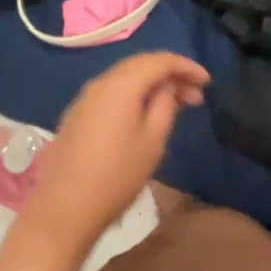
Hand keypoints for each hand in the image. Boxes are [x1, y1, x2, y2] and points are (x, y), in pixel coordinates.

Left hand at [21, 52, 209, 247]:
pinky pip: (112, 93)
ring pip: (126, 78)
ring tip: (175, 104)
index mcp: (121, 84)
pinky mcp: (78, 115)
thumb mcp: (152, 141)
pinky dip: (134, 95)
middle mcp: (101, 82)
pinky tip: (144, 114)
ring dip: (152, 85)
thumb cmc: (116, 175)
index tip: (207, 81)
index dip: (186, 66)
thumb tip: (168, 87)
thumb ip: (165, 105)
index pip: (159, 61)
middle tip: (195, 94)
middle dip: (170, 75)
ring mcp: (86, 98)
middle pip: (141, 65)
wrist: (63, 209)